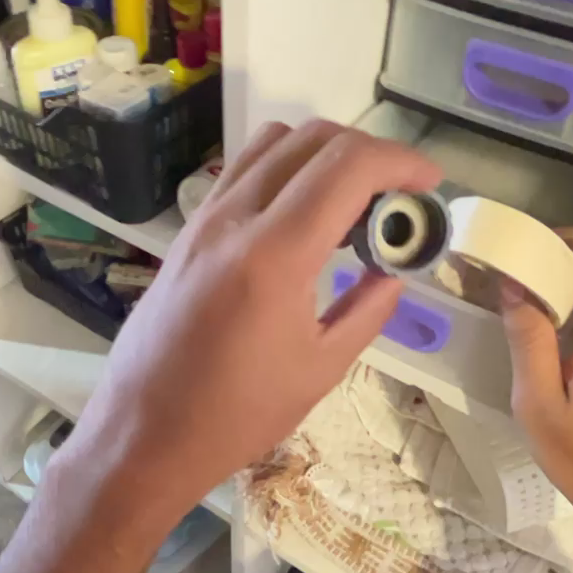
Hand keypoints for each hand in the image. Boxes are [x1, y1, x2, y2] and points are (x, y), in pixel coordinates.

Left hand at [55, 120, 442, 519]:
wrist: (142, 433)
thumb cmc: (235, 415)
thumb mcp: (319, 370)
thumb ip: (367, 310)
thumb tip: (393, 272)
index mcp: (274, 255)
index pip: (347, 166)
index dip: (400, 160)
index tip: (429, 181)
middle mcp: (234, 219)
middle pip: (310, 139)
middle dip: (366, 152)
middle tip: (393, 197)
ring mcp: (203, 220)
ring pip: (270, 144)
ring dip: (321, 155)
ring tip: (347, 204)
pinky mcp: (187, 233)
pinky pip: (241, 173)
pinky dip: (283, 171)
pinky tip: (298, 220)